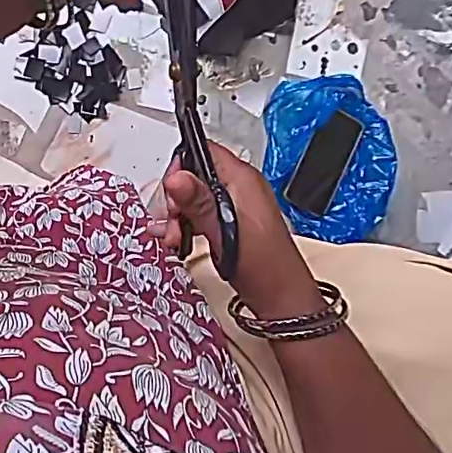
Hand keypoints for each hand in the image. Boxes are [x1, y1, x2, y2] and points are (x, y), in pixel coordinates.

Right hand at [151, 140, 325, 317]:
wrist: (281, 300)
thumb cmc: (264, 267)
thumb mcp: (224, 231)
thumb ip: (198, 202)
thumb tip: (176, 177)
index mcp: (241, 180)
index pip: (202, 151)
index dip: (180, 168)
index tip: (170, 193)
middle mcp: (237, 188)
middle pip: (191, 176)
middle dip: (173, 199)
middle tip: (171, 221)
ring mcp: (232, 205)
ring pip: (191, 197)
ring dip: (175, 216)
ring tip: (173, 237)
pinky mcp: (227, 222)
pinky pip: (198, 213)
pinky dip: (184, 225)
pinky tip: (178, 239)